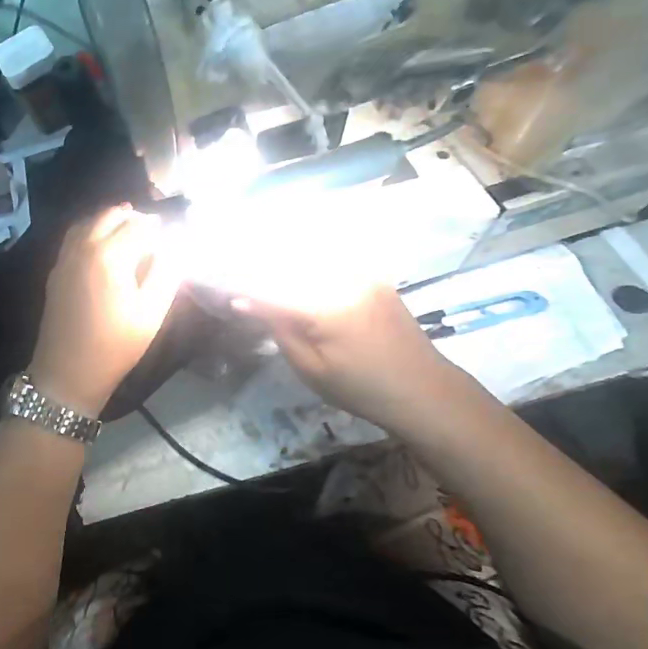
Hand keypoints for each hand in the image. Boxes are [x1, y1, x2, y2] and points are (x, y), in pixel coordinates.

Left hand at [29, 206, 182, 414]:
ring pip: (90, 221)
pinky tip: (107, 248)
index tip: (173, 240)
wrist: (68, 373)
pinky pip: (76, 235)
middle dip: (136, 218)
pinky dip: (94, 230)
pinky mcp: (57, 270)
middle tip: (155, 235)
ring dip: (113, 220)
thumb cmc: (116, 345)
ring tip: (132, 235)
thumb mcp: (152, 311)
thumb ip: (167, 272)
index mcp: (109, 255)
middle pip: (112, 215)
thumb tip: (174, 246)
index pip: (140, 225)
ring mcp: (66, 257)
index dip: (160, 229)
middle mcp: (84, 247)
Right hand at [238, 284, 469, 436]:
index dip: (244, 288)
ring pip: (314, 258)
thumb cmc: (362, 388)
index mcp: (326, 303)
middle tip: (239, 274)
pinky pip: (336, 262)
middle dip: (263, 267)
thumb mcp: (311, 369)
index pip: (272, 288)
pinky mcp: (375, 277)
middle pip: (292, 263)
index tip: (223, 289)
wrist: (423, 390)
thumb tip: (245, 302)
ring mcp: (363, 274)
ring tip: (263, 269)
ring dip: (287, 262)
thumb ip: (278, 329)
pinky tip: (300, 273)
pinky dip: (313, 264)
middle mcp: (344, 277)